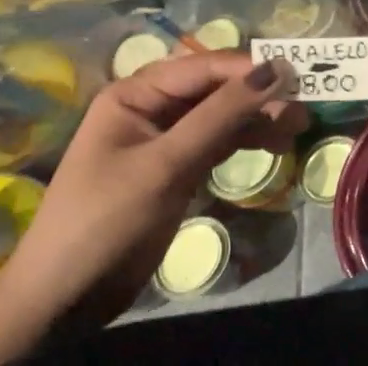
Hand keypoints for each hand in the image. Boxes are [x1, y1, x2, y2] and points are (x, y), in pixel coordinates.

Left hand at [0, 53, 305, 363]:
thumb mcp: (166, 164)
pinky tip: (277, 143)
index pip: (203, 67)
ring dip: (260, 117)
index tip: (296, 75)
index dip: (249, 68)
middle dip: (260, 93)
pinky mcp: (178, 168)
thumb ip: (222, 114)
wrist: (64, 300)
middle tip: (303, 105)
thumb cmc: (106, 221)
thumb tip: (278, 67)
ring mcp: (166, 139)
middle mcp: (151, 109)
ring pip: (224, 114)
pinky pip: (221, 140)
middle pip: (217, 88)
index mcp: (134, 96)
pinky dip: (248, 139)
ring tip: (298, 126)